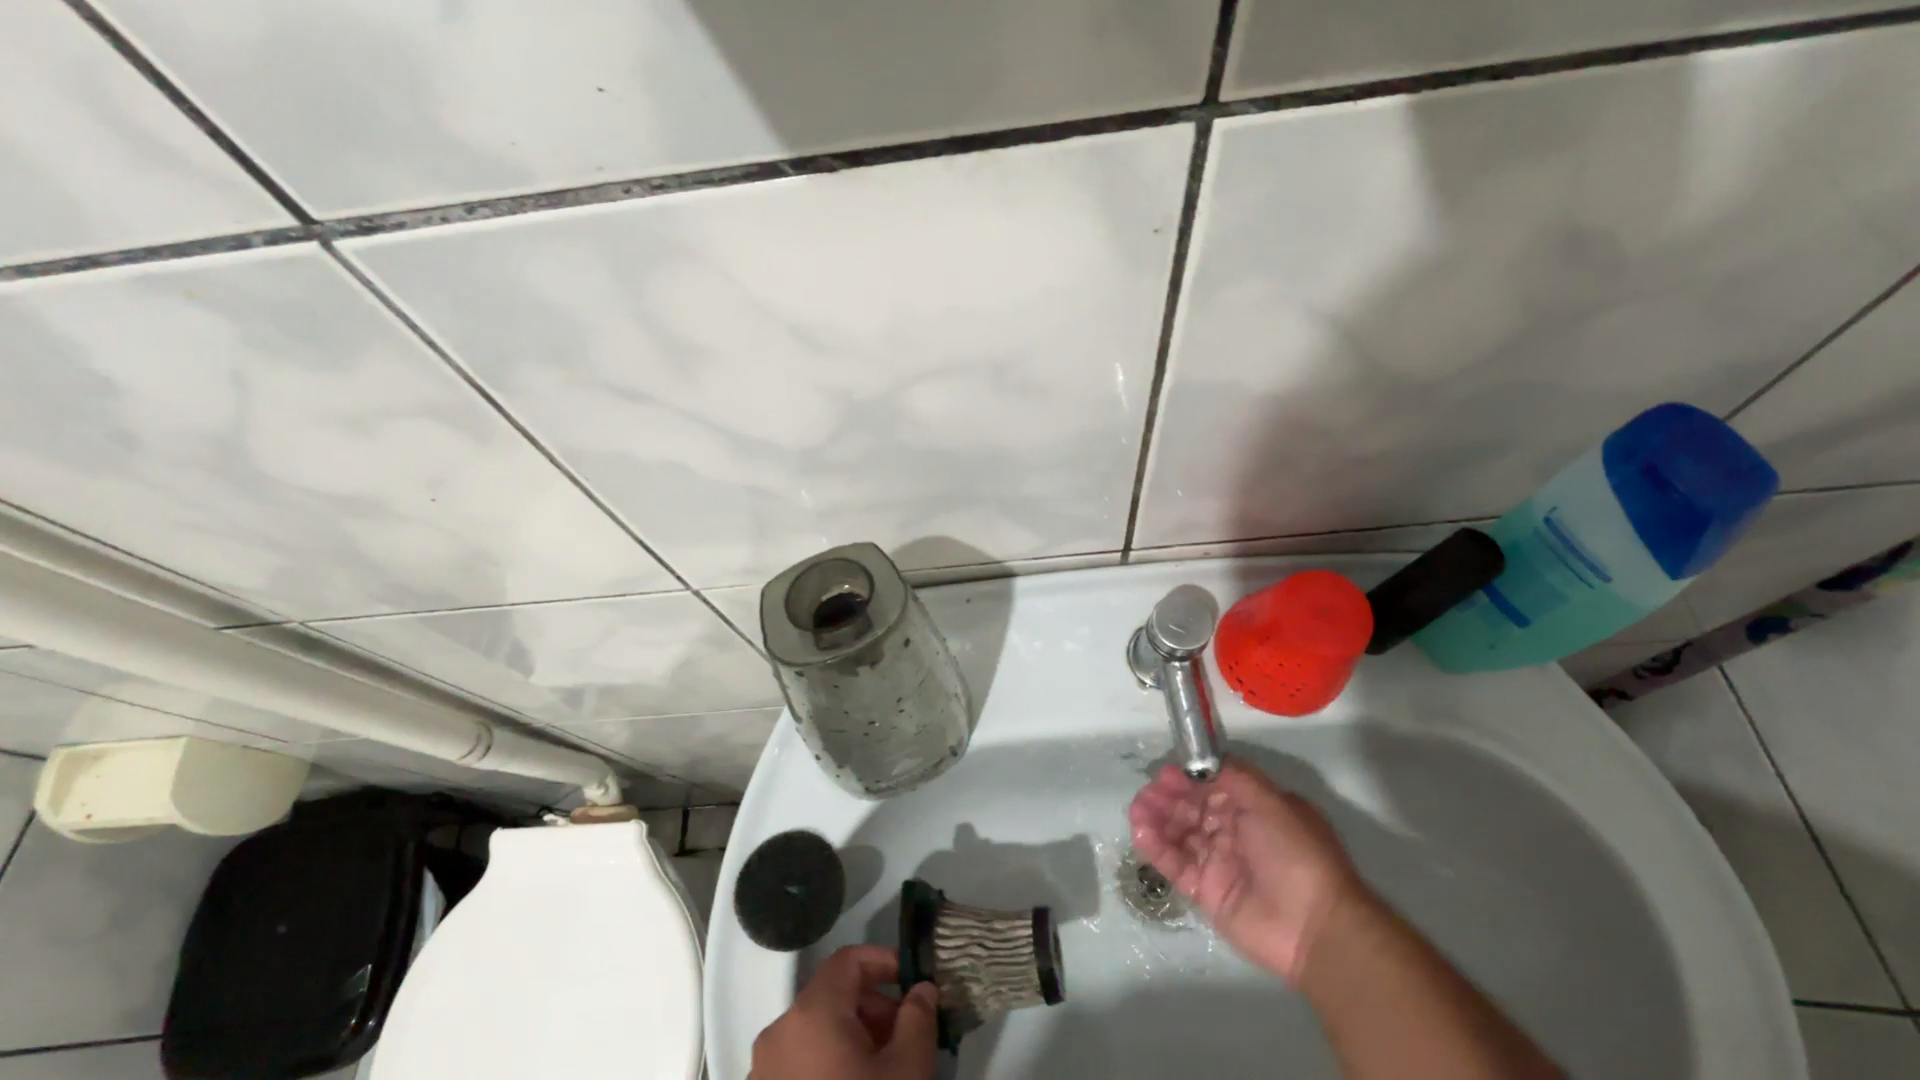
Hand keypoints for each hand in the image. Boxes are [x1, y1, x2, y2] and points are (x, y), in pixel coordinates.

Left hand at [749, 945, 939, 1079]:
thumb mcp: (907, 1068)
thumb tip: (921, 990)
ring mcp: (765, 1069)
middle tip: (909, 1035)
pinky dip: (830, 1062)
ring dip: (855, 1037)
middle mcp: (779, 1032)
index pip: (847, 961)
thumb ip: (918, 1018)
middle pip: (831, 997)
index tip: (914, 982)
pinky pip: (800, 1061)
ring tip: (888, 1069)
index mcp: (811, 1013)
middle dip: (875, 1008)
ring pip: (816, 1032)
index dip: (884, 961)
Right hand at [1129, 760, 1363, 984]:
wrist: (1313, 926)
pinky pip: (1176, 865)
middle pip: (1193, 809)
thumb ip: (1235, 778)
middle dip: (1168, 798)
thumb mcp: (1272, 804)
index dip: (1189, 779)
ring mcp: (1219, 862)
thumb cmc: (1296, 854)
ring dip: (1157, 820)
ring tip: (1136, 812)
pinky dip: (1157, 849)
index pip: (1214, 787)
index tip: (1165, 773)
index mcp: (1256, 809)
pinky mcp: (1206, 892)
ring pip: (1180, 835)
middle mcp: (1236, 832)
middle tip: (1146, 794)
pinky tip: (1140, 834)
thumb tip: (1204, 760)